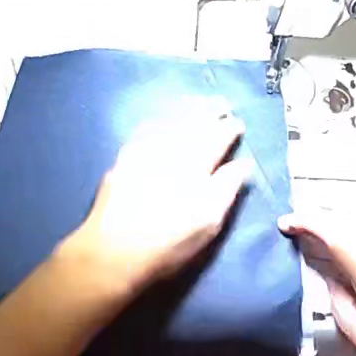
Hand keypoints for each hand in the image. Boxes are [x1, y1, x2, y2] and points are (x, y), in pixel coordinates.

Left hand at [57, 105, 254, 292]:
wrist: (112, 252)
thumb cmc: (167, 244)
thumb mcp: (208, 222)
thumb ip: (228, 187)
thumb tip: (243, 163)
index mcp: (195, 163)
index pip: (217, 136)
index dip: (230, 128)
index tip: (238, 123)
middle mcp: (170, 149)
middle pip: (194, 122)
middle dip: (210, 110)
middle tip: (222, 103)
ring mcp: (143, 150)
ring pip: (170, 119)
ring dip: (187, 109)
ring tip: (199, 103)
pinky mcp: (123, 157)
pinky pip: (146, 127)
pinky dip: (160, 119)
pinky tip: (164, 119)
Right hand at [280, 211, 355, 355]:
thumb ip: (343, 310)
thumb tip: (329, 280)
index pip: (334, 233)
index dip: (305, 222)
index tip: (287, 223)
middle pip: (349, 220)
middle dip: (320, 219)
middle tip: (299, 228)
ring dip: (341, 222)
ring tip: (322, 236)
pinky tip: (355, 243)